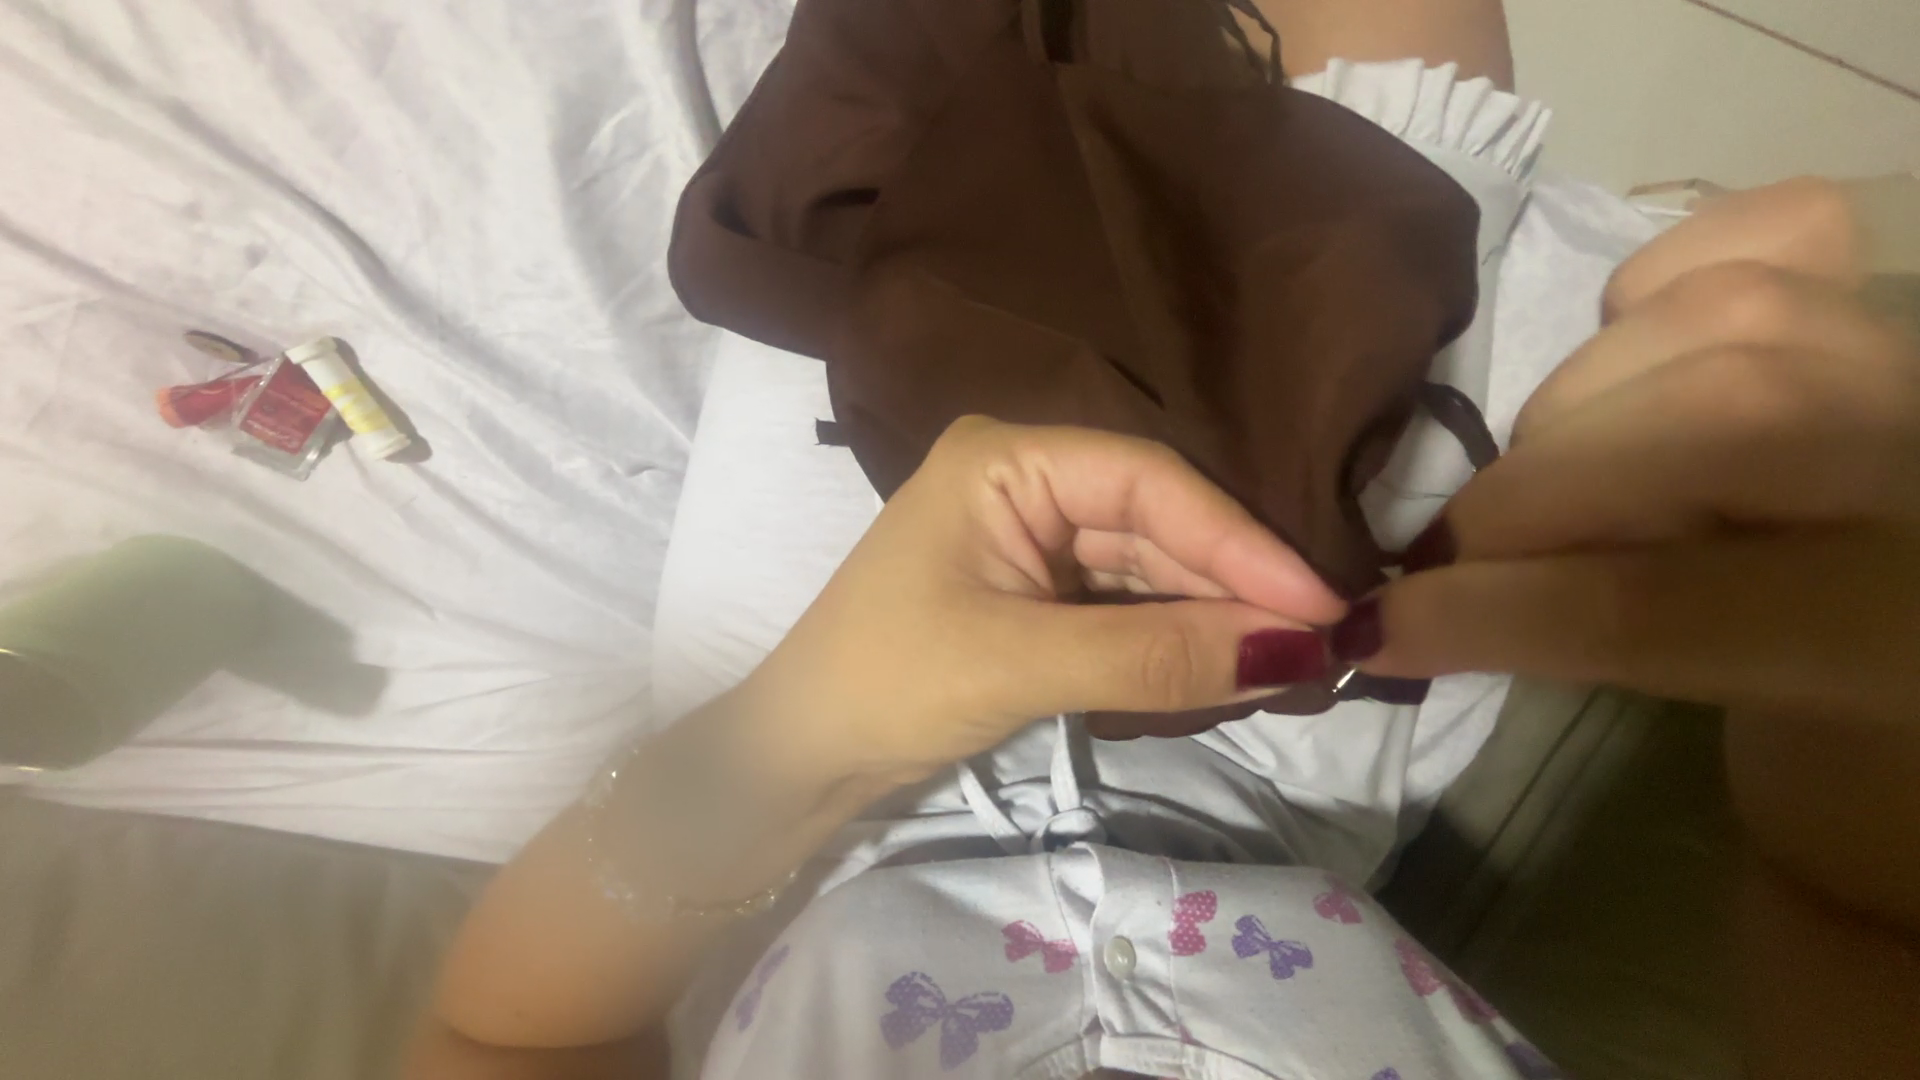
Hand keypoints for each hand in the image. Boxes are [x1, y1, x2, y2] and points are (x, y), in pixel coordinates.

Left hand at [739, 417, 1346, 787]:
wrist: (804, 752)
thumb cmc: (887, 683)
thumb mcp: (1020, 663)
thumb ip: (1155, 655)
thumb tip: (1296, 652)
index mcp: (1003, 460)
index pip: (1145, 483)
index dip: (1238, 540)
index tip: (1320, 604)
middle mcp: (1023, 483)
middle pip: (1153, 521)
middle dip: (1232, 582)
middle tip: (1325, 640)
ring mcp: (1030, 538)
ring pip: (1145, 565)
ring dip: (1210, 612)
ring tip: (1295, 658)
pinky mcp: (1035, 592)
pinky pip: (1122, 603)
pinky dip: (1171, 635)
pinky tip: (1229, 660)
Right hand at [1341, 177, 1919, 722]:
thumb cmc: (1874, 767)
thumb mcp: (1774, 798)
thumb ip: (1596, 718)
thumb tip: (1391, 638)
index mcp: (1900, 639)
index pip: (1655, 606)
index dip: (1482, 613)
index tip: (1371, 631)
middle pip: (1712, 421)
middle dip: (1526, 494)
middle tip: (1454, 555)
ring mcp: (1912, 369)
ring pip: (1725, 314)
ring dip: (1577, 401)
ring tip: (1554, 472)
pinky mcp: (1887, 308)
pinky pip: (1777, 232)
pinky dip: (1671, 275)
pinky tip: (1635, 339)